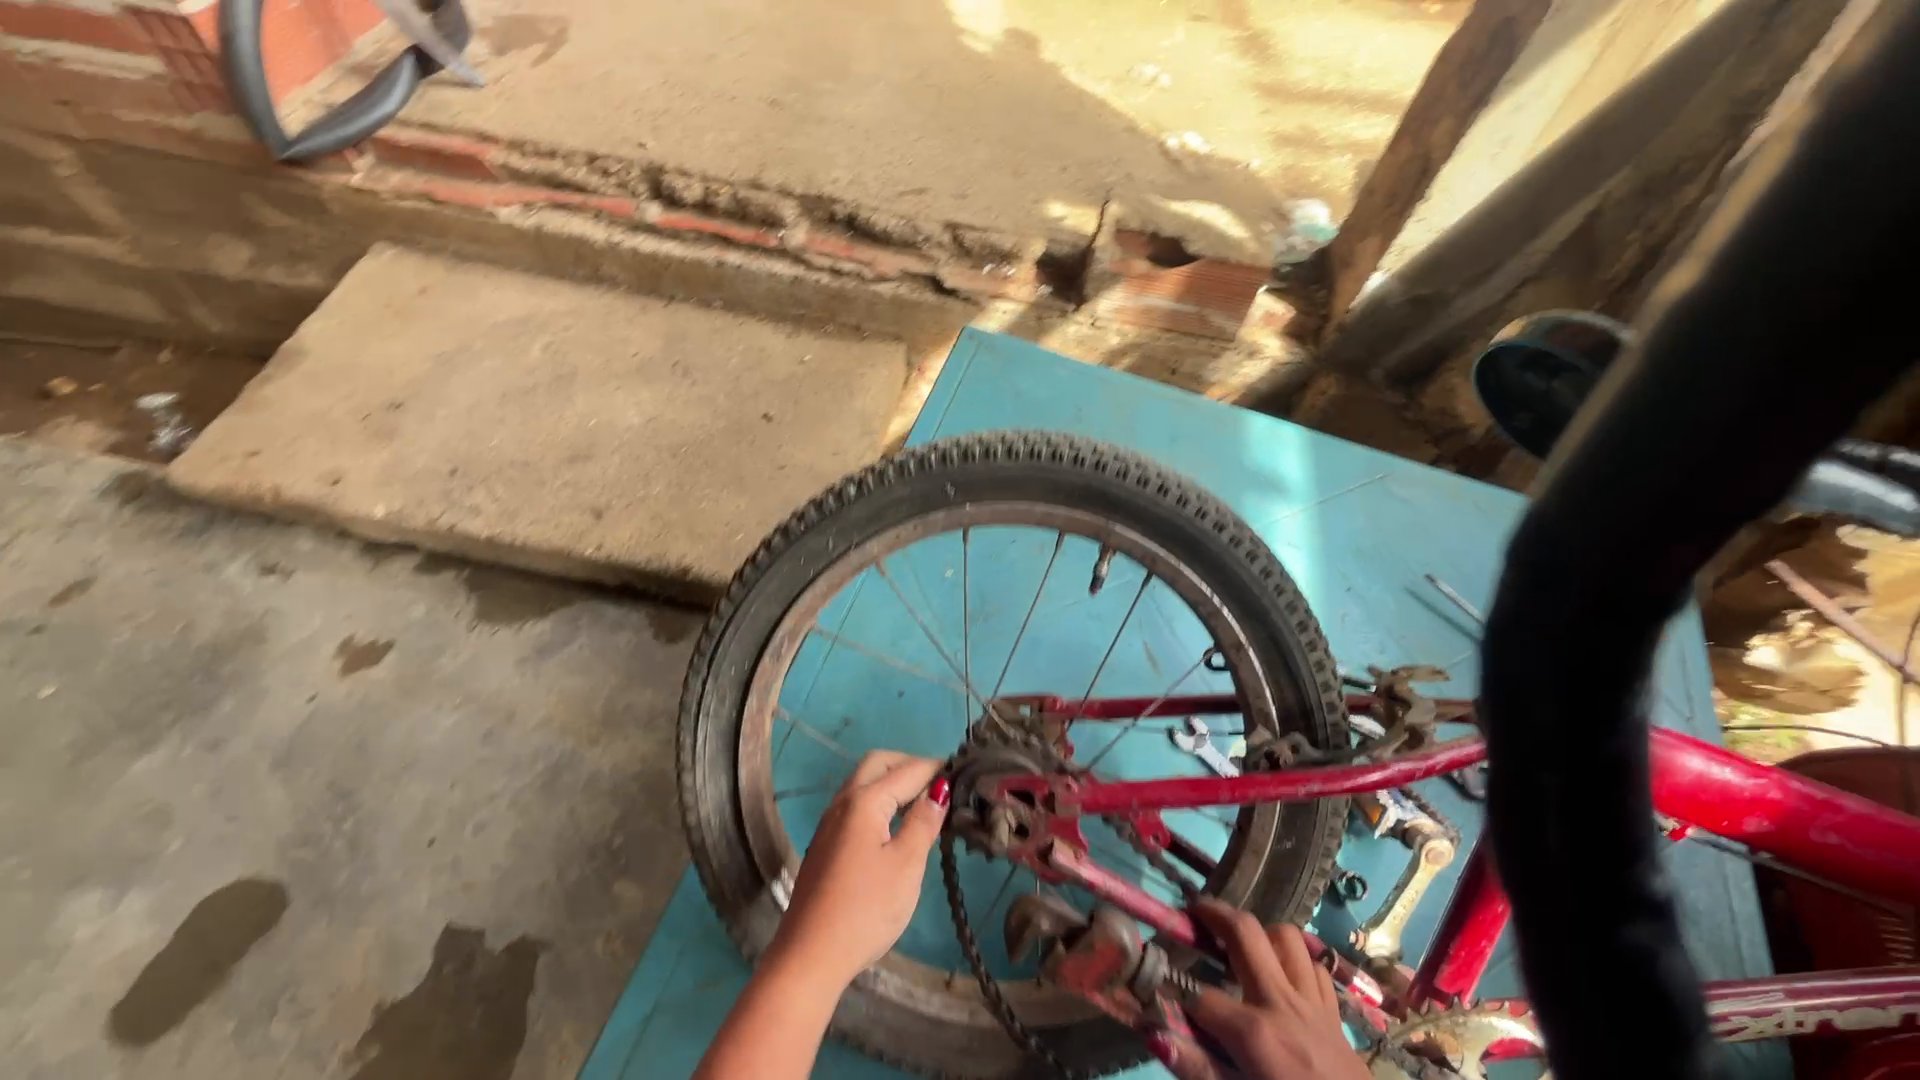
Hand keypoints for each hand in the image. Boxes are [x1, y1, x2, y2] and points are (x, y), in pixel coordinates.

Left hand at [766, 751, 950, 989]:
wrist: (810, 955)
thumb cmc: (866, 910)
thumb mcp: (906, 865)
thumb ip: (924, 822)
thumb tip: (940, 789)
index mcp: (864, 801)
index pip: (907, 770)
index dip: (937, 769)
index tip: (965, 773)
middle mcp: (842, 802)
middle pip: (878, 764)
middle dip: (910, 764)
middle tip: (941, 784)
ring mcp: (829, 823)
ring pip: (863, 783)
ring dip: (893, 781)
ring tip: (924, 802)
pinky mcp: (826, 844)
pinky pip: (856, 805)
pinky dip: (880, 800)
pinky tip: (896, 825)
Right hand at [1152, 900, 1370, 1079]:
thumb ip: (1196, 1068)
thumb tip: (1153, 1034)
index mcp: (1252, 1032)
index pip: (1198, 997)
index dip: (1173, 992)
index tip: (1156, 987)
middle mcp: (1281, 1003)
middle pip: (1245, 933)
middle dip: (1214, 914)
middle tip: (1194, 912)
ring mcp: (1312, 1005)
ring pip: (1286, 937)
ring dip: (1261, 933)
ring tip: (1240, 944)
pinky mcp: (1335, 1015)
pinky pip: (1315, 968)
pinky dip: (1296, 962)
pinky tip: (1281, 976)